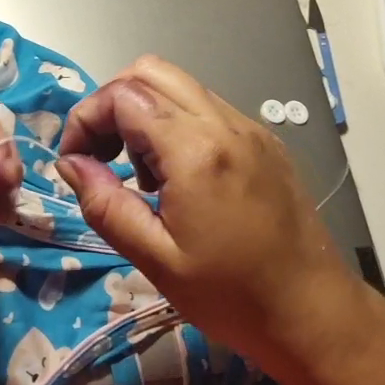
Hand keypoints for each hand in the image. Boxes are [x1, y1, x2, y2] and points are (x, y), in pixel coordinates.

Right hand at [55, 56, 362, 371]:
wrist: (315, 313)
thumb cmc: (232, 295)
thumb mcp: (156, 260)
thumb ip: (105, 204)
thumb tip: (70, 164)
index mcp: (195, 150)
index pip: (123, 95)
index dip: (86, 118)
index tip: (74, 160)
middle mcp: (224, 122)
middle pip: (150, 71)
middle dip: (111, 103)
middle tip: (100, 154)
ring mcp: (248, 127)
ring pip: (179, 85)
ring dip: (143, 112)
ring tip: (138, 173)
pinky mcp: (263, 140)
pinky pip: (206, 107)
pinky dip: (174, 122)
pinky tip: (176, 177)